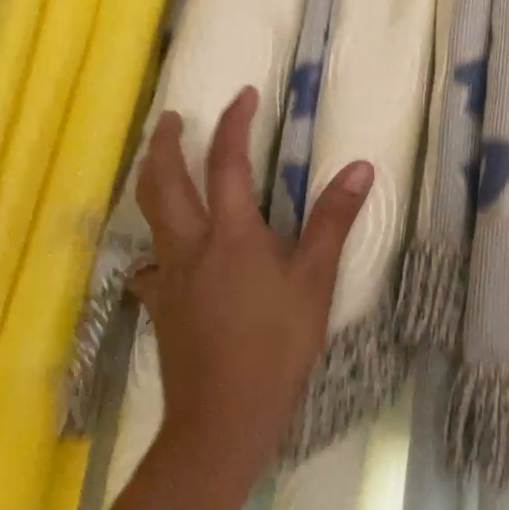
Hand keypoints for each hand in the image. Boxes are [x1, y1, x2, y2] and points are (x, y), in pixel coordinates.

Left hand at [109, 86, 373, 509]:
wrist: (223, 415)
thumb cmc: (277, 343)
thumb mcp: (315, 280)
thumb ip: (334, 221)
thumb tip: (360, 166)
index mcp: (231, 234)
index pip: (228, 164)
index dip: (235, 124)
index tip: (245, 94)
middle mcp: (190, 247)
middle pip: (164, 184)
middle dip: (166, 144)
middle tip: (172, 118)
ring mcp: (168, 277)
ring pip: (149, 216)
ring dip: (152, 179)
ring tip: (160, 161)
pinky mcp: (160, 304)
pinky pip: (148, 258)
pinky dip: (154, 237)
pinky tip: (165, 248)